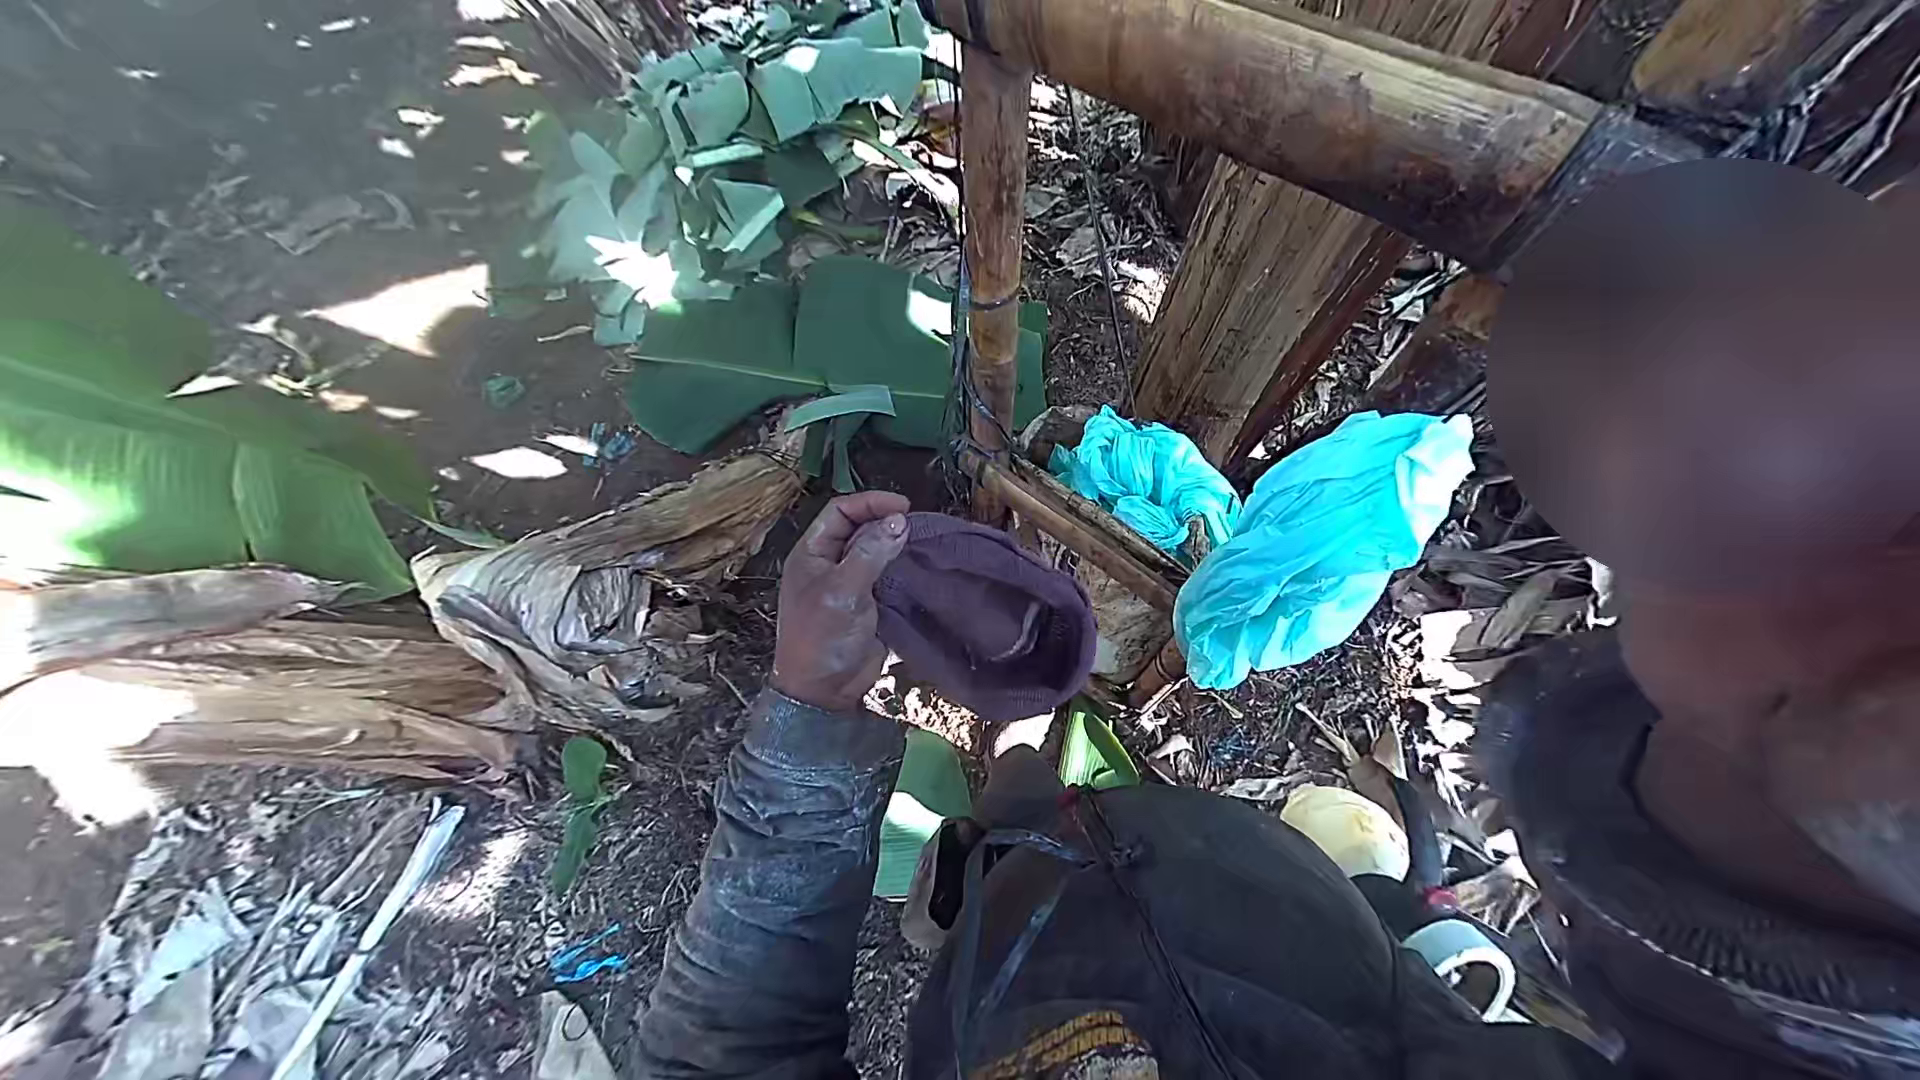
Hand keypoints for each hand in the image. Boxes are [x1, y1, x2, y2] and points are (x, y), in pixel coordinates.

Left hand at [771, 492, 910, 712]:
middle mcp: (830, 563)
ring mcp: (850, 583)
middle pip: (860, 528)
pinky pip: (887, 575)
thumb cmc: (822, 638)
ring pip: (876, 550)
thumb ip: (870, 553)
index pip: (840, 512)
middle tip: (917, 526)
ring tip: (923, 542)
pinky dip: (903, 567)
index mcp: (812, 553)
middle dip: (886, 522)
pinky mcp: (869, 602)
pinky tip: (921, 565)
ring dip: (897, 544)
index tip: (902, 507)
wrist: (825, 691)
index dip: (869, 503)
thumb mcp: (842, 591)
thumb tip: (899, 521)